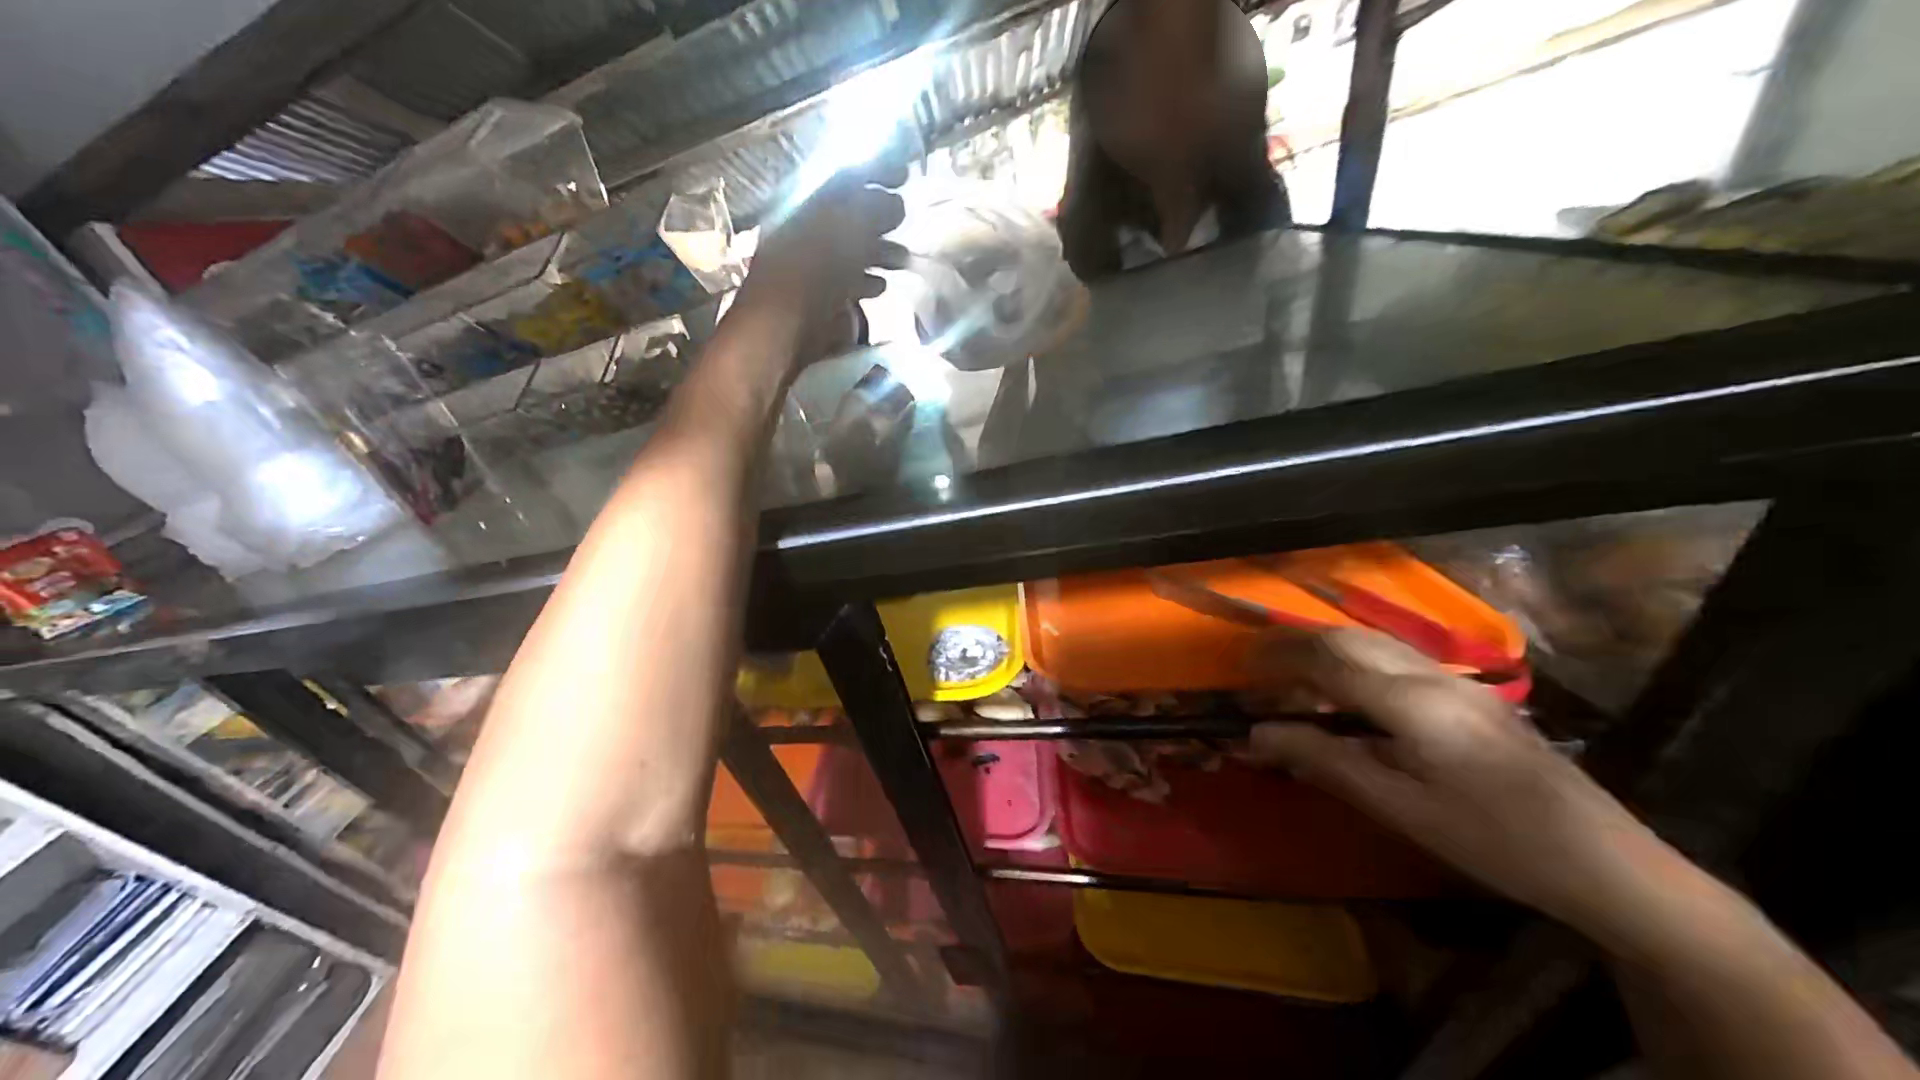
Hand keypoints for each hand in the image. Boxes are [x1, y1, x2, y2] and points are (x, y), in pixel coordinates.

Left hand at [735, 161, 909, 363]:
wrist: (781, 332)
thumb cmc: (811, 272)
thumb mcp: (847, 230)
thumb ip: (873, 210)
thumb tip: (896, 202)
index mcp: (805, 205)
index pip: (844, 177)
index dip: (876, 171)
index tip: (906, 174)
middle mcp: (805, 232)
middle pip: (849, 216)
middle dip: (882, 217)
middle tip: (908, 220)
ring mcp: (809, 268)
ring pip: (850, 252)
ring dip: (880, 252)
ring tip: (903, 260)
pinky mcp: (815, 300)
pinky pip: (845, 284)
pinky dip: (865, 281)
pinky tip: (881, 287)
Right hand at [1247, 628, 1662, 931]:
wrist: (1605, 861)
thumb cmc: (1493, 840)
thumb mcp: (1400, 808)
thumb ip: (1326, 761)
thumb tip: (1257, 733)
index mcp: (1411, 702)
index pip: (1325, 661)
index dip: (1275, 660)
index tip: (1236, 669)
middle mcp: (1431, 676)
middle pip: (1348, 638)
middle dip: (1292, 642)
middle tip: (1251, 661)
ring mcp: (1456, 681)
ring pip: (1374, 641)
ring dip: (1322, 645)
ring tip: (1285, 666)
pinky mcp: (1470, 695)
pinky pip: (1395, 657)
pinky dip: (1353, 658)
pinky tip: (1343, 685)